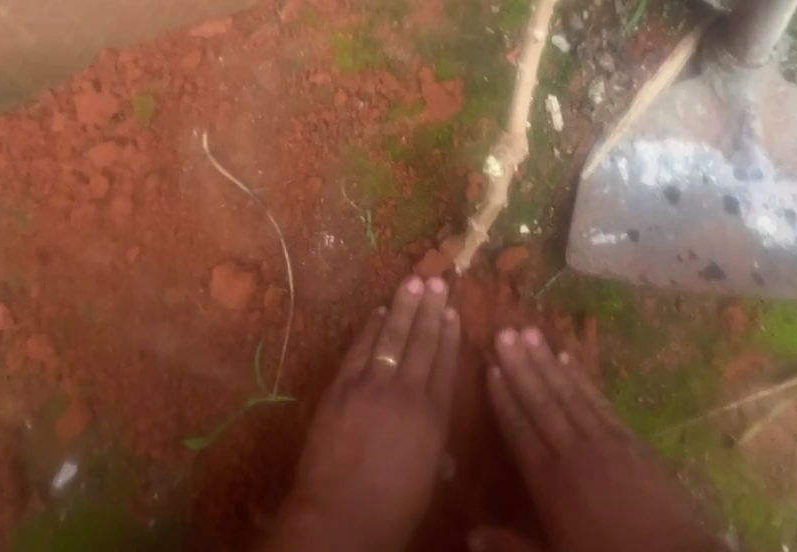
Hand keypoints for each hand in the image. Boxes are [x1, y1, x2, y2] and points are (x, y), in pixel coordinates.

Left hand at [263, 276, 460, 551]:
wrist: (342, 517)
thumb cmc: (392, 509)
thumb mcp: (427, 479)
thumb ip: (436, 452)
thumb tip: (445, 453)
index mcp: (434, 417)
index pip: (445, 364)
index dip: (449, 334)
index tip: (454, 310)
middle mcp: (408, 392)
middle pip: (422, 341)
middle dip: (430, 309)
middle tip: (437, 279)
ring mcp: (372, 385)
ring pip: (392, 336)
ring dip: (403, 307)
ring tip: (413, 281)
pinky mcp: (342, 386)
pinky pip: (360, 348)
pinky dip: (370, 327)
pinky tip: (379, 311)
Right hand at [485, 326, 721, 551]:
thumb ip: (513, 545)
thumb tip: (469, 534)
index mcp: (550, 482)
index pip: (519, 430)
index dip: (503, 398)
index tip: (489, 365)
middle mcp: (574, 452)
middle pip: (542, 402)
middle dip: (521, 366)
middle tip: (504, 332)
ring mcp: (606, 442)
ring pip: (569, 394)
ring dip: (548, 362)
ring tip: (530, 332)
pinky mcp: (633, 441)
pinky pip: (599, 401)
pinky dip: (582, 377)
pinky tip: (569, 358)